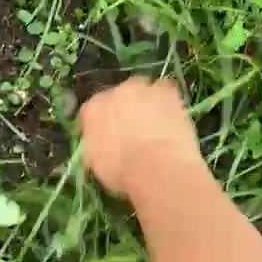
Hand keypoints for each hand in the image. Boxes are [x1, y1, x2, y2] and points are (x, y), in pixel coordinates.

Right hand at [77, 76, 206, 198]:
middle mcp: (114, 93)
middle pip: (118, 96)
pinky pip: (165, 90)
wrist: (157, 168)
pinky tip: (170, 115)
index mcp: (92, 110)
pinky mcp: (167, 92)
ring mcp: (142, 90)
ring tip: (153, 121)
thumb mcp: (94, 161)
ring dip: (145, 101)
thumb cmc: (121, 171)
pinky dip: (166, 100)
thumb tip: (99, 142)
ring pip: (143, 90)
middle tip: (131, 128)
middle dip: (123, 108)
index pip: (92, 111)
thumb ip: (94, 143)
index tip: (106, 137)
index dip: (100, 124)